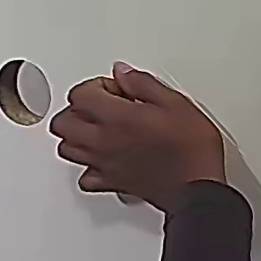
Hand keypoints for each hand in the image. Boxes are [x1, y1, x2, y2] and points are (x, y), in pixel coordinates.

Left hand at [49, 63, 226, 210]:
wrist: (198, 187)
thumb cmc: (191, 148)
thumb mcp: (174, 102)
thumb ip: (142, 83)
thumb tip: (123, 73)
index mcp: (116, 118)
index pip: (79, 94)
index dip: (95, 86)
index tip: (116, 88)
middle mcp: (103, 141)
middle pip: (62, 122)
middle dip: (78, 109)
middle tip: (103, 105)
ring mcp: (104, 165)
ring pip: (66, 148)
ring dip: (77, 135)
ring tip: (99, 128)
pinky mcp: (111, 184)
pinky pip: (85, 176)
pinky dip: (88, 166)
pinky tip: (105, 158)